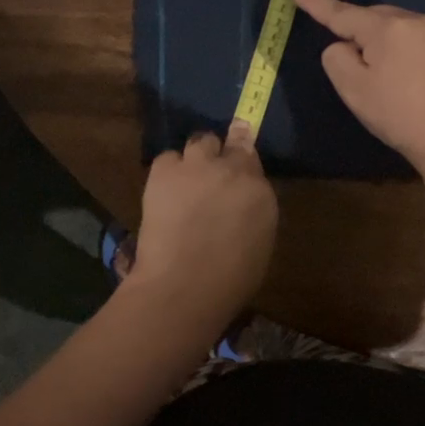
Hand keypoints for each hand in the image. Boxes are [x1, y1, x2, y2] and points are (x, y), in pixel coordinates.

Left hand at [129, 124, 277, 312]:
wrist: (184, 284)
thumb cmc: (228, 282)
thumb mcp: (258, 248)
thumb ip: (253, 216)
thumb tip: (241, 207)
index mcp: (261, 193)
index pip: (254, 163)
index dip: (243, 167)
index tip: (237, 173)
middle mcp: (233, 170)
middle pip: (231, 145)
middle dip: (222, 157)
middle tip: (212, 175)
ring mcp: (198, 166)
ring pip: (201, 141)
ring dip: (198, 156)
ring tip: (188, 177)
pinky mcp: (165, 170)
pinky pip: (168, 157)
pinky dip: (168, 170)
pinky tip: (164, 189)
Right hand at [290, 0, 424, 163]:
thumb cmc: (396, 113)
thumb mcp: (351, 88)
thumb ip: (336, 57)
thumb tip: (345, 46)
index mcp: (385, 28)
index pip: (341, 13)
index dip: (316, 3)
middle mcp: (414, 20)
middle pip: (371, 17)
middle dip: (355, 31)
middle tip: (351, 64)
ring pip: (395, 27)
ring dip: (381, 41)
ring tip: (381, 74)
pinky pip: (415, 38)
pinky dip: (402, 49)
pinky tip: (405, 76)